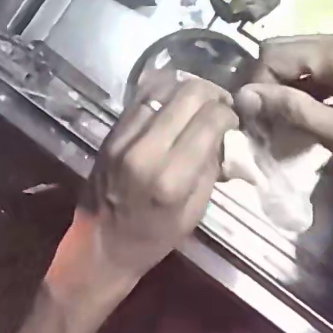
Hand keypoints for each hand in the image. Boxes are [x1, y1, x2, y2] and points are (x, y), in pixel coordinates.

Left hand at [50, 78, 238, 307]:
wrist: (100, 245)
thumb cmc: (154, 237)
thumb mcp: (195, 211)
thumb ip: (210, 167)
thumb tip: (222, 132)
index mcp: (171, 179)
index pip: (209, 121)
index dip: (228, 113)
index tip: (233, 120)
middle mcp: (146, 151)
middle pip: (188, 94)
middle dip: (212, 93)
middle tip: (221, 104)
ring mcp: (124, 138)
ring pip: (163, 87)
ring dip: (188, 88)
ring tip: (200, 100)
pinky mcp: (111, 132)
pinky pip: (142, 97)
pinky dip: (164, 93)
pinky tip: (176, 102)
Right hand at [235, 33, 332, 196]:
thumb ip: (297, 113)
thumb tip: (247, 97)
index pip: (275, 54)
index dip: (258, 87)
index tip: (255, 124)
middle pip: (286, 53)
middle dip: (269, 88)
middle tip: (267, 128)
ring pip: (303, 65)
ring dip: (287, 94)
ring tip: (283, 132)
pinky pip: (322, 75)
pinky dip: (308, 97)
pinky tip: (308, 125)